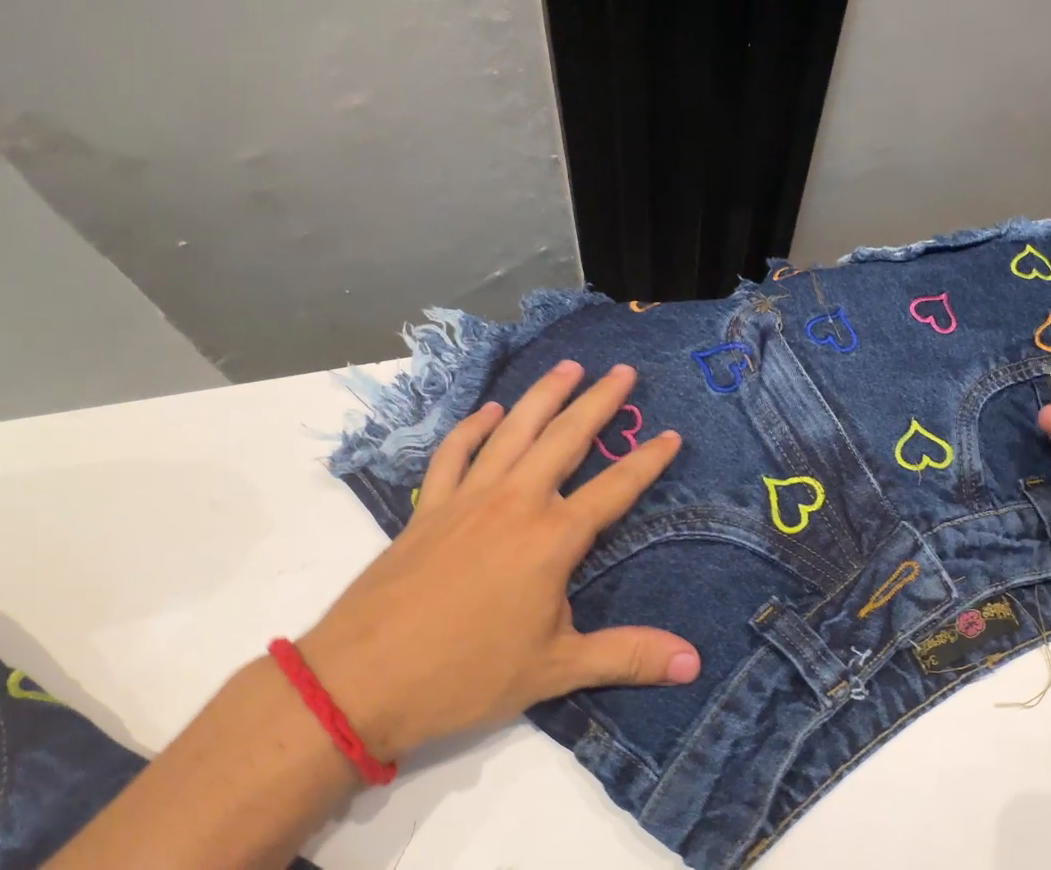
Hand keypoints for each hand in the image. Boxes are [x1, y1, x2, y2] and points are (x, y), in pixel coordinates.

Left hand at [298, 361, 698, 761]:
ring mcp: (467, 499)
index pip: (616, 487)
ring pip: (513, 431)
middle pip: (566, 438)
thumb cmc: (465, 675)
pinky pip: (454, 453)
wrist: (357, 684)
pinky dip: (473, 428)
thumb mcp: (556, 670)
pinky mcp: (428, 509)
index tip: (672, 434)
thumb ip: (627, 656)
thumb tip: (694, 663)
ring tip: (568, 367)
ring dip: (543, 396)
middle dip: (599, 401)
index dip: (648, 460)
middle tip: (623, 371)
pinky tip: (489, 412)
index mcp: (553, 537)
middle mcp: (515, 502)